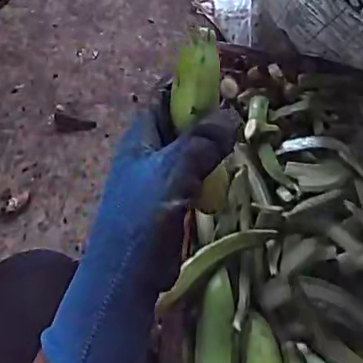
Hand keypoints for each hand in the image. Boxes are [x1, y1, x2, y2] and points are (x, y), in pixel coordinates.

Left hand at [41, 98, 239, 362]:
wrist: (124, 279)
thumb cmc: (142, 217)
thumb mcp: (174, 171)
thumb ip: (202, 141)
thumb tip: (232, 114)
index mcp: (141, 133)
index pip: (165, 94)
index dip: (191, 85)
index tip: (224, 83)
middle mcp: (148, 149)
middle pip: (180, 121)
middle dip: (207, 117)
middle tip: (238, 117)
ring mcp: (157, 176)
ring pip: (190, 149)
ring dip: (211, 147)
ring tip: (237, 145)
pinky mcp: (168, 201)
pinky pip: (193, 175)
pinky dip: (209, 173)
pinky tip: (225, 179)